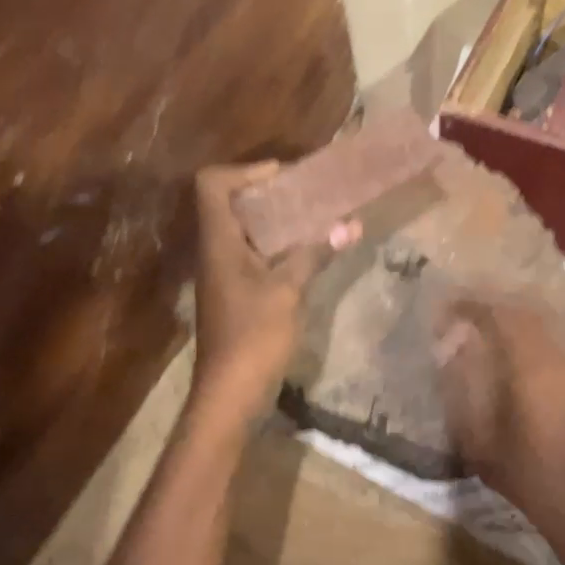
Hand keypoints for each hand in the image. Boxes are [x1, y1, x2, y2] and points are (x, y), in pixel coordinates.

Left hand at [191, 162, 358, 423]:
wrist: (230, 394)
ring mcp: (225, 273)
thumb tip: (351, 223)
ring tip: (318, 216)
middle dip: (270, 192)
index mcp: (219, 242)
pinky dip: (281, 246)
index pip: (212, 185)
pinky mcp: (239, 293)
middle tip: (310, 192)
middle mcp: (216, 251)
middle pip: (232, 203)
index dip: (244, 171)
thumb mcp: (288, 290)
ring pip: (247, 230)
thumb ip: (315, 252)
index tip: (284, 176)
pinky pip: (256, 254)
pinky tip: (311, 253)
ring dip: (279, 220)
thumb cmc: (253, 336)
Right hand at [433, 297, 564, 534]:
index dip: (469, 305)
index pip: (498, 314)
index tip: (444, 309)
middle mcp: (556, 355)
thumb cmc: (524, 473)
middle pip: (522, 309)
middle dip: (488, 304)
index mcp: (531, 366)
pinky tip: (509, 343)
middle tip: (459, 311)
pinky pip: (552, 334)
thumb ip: (461, 387)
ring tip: (479, 323)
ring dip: (509, 313)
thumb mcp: (478, 438)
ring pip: (540, 318)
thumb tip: (448, 347)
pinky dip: (528, 328)